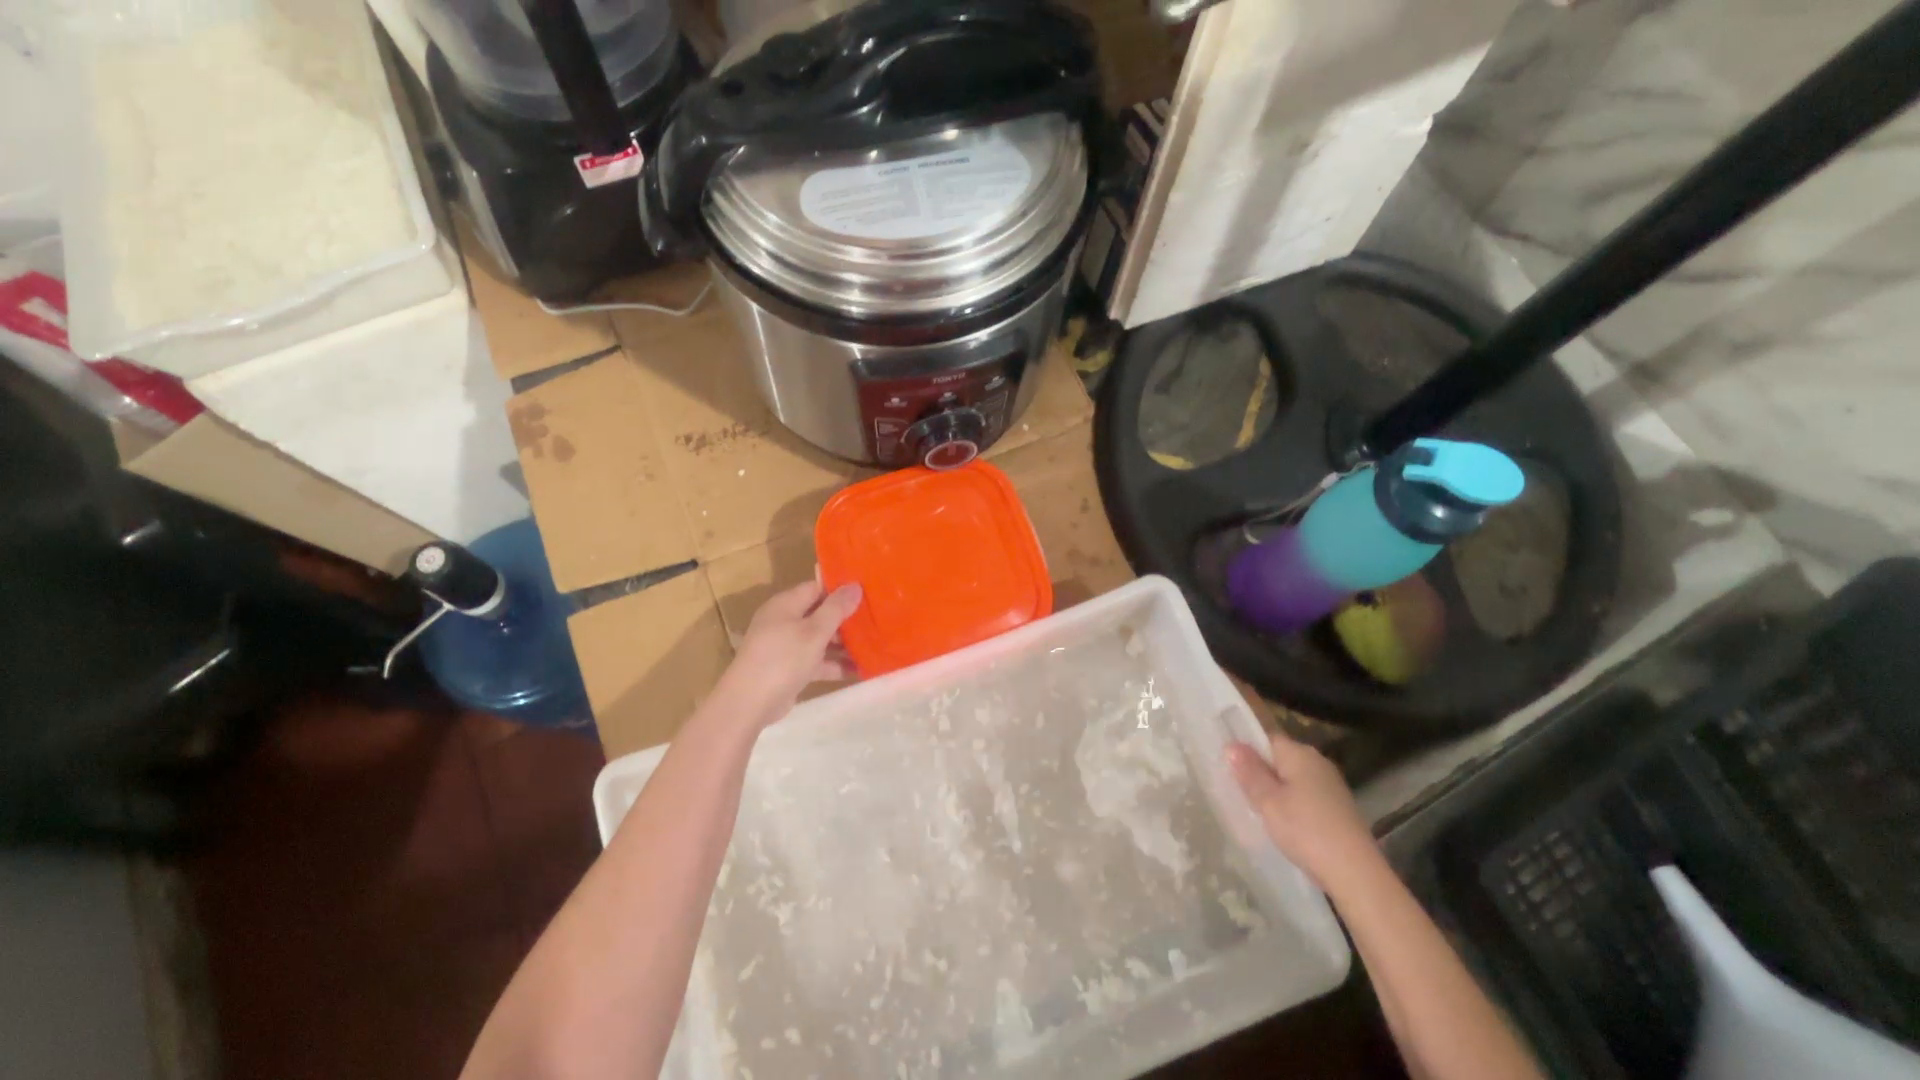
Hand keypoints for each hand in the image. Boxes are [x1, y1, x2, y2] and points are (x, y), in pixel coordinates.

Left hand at [711, 580, 862, 727]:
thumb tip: (855, 585)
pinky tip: (860, 670)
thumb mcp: (814, 631)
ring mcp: (786, 646)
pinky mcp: (789, 669)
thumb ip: (836, 609)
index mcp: (786, 605)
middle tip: (876, 620)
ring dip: (844, 644)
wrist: (750, 702)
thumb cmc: (783, 658)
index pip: (816, 588)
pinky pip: (816, 661)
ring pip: (819, 639)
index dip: (841, 590)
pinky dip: (835, 664)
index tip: (868, 593)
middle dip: (846, 619)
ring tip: (875, 645)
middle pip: (819, 614)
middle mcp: (784, 621)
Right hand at [1227, 731, 1376, 890]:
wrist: (1353, 870)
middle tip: (1238, 792)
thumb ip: (1250, 772)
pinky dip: (1292, 804)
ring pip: (1294, 779)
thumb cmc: (1304, 829)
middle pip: (1281, 758)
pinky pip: (1306, 795)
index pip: (1267, 738)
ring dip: (1276, 790)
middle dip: (1260, 772)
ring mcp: (1331, 785)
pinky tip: (1283, 823)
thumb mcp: (1268, 801)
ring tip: (1256, 810)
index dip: (1247, 750)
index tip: (1228, 768)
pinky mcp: (1337, 807)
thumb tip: (1232, 745)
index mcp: (1300, 754)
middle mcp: (1318, 762)